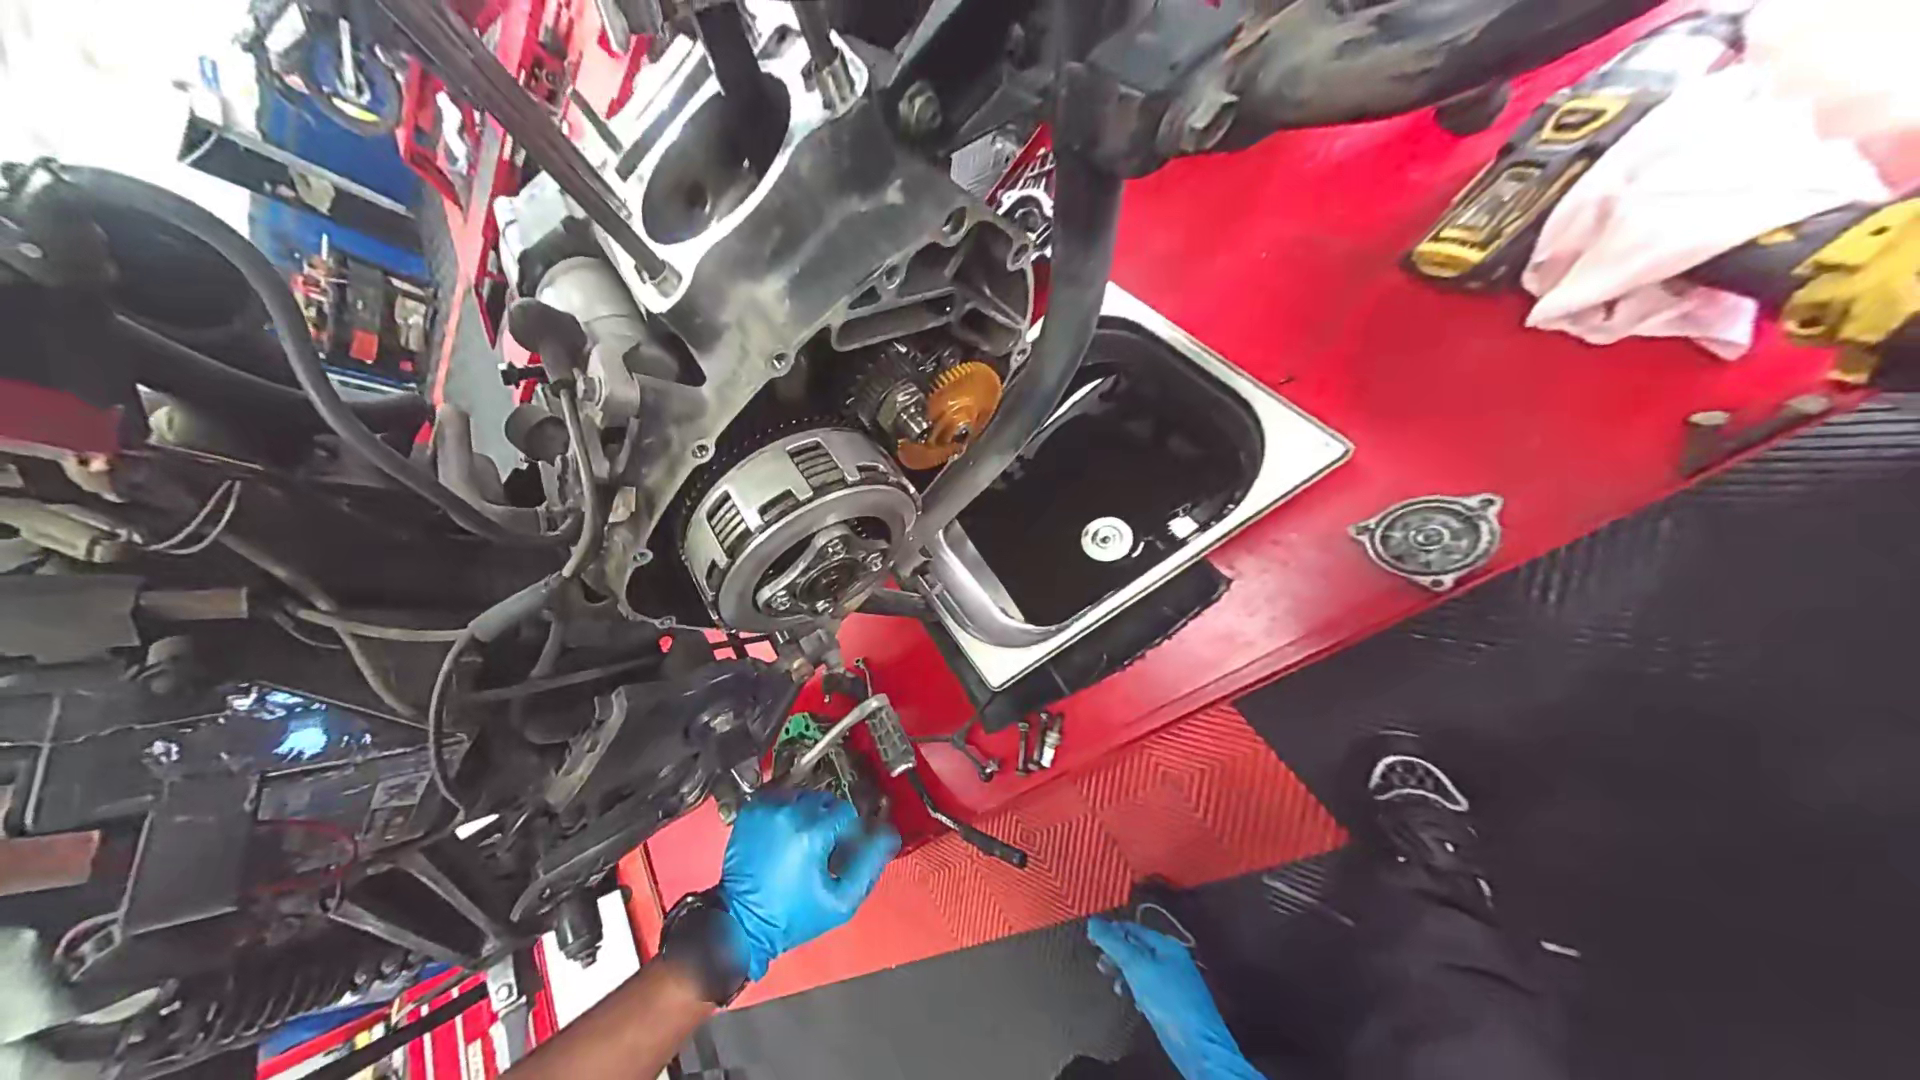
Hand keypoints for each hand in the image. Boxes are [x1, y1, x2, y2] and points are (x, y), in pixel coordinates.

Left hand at [718, 791, 900, 978]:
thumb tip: (888, 835)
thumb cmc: (792, 916)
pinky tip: (784, 833)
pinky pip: (779, 797)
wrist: (741, 924)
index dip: (848, 832)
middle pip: (824, 800)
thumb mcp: (841, 901)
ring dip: (808, 813)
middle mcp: (789, 812)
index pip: (846, 812)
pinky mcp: (751, 811)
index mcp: (812, 831)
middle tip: (822, 847)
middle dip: (829, 821)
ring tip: (802, 841)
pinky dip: (786, 810)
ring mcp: (766, 809)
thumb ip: (870, 864)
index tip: (841, 851)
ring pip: (802, 796)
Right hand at [1086, 916, 1264, 1079]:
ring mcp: (1174, 982)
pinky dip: (1135, 989)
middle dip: (1116, 953)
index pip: (1134, 928)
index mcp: (1166, 944)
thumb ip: (1114, 943)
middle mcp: (1171, 959)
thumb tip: (1092, 919)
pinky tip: (1129, 999)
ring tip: (1111, 983)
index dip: (1112, 930)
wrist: (1199, 1046)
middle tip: (1100, 963)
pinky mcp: (1172, 1004)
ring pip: (1141, 969)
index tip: (1091, 938)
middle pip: (1137, 948)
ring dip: (1124, 972)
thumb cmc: (1167, 998)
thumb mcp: (1137, 966)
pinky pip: (1148, 988)